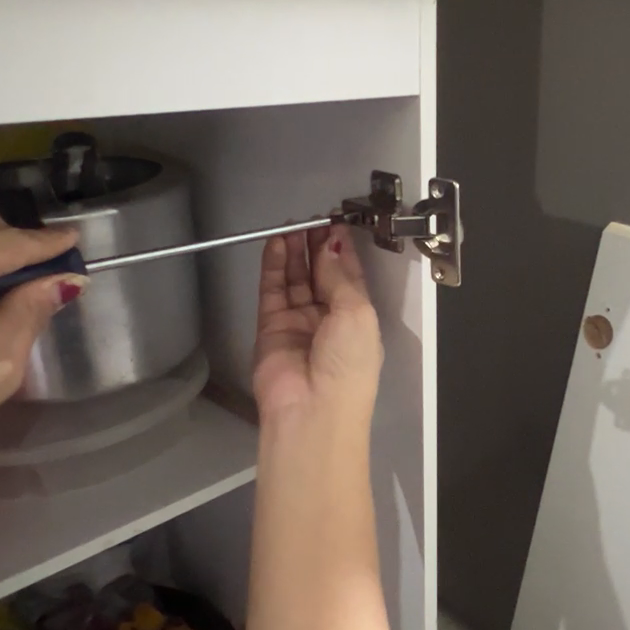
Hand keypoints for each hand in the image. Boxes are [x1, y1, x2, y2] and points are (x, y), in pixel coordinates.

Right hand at [251, 224, 380, 426]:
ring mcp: (299, 322)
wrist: (312, 412)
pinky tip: (276, 243)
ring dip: (295, 251)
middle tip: (312, 218)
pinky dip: (274, 265)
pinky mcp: (271, 326)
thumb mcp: (357, 313)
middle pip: (321, 273)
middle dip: (317, 246)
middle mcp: (330, 319)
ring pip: (296, 278)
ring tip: (293, 224)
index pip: (350, 275)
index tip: (336, 220)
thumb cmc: (348, 364)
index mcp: (359, 318)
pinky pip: (273, 290)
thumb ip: (340, 277)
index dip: (343, 249)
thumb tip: (332, 245)